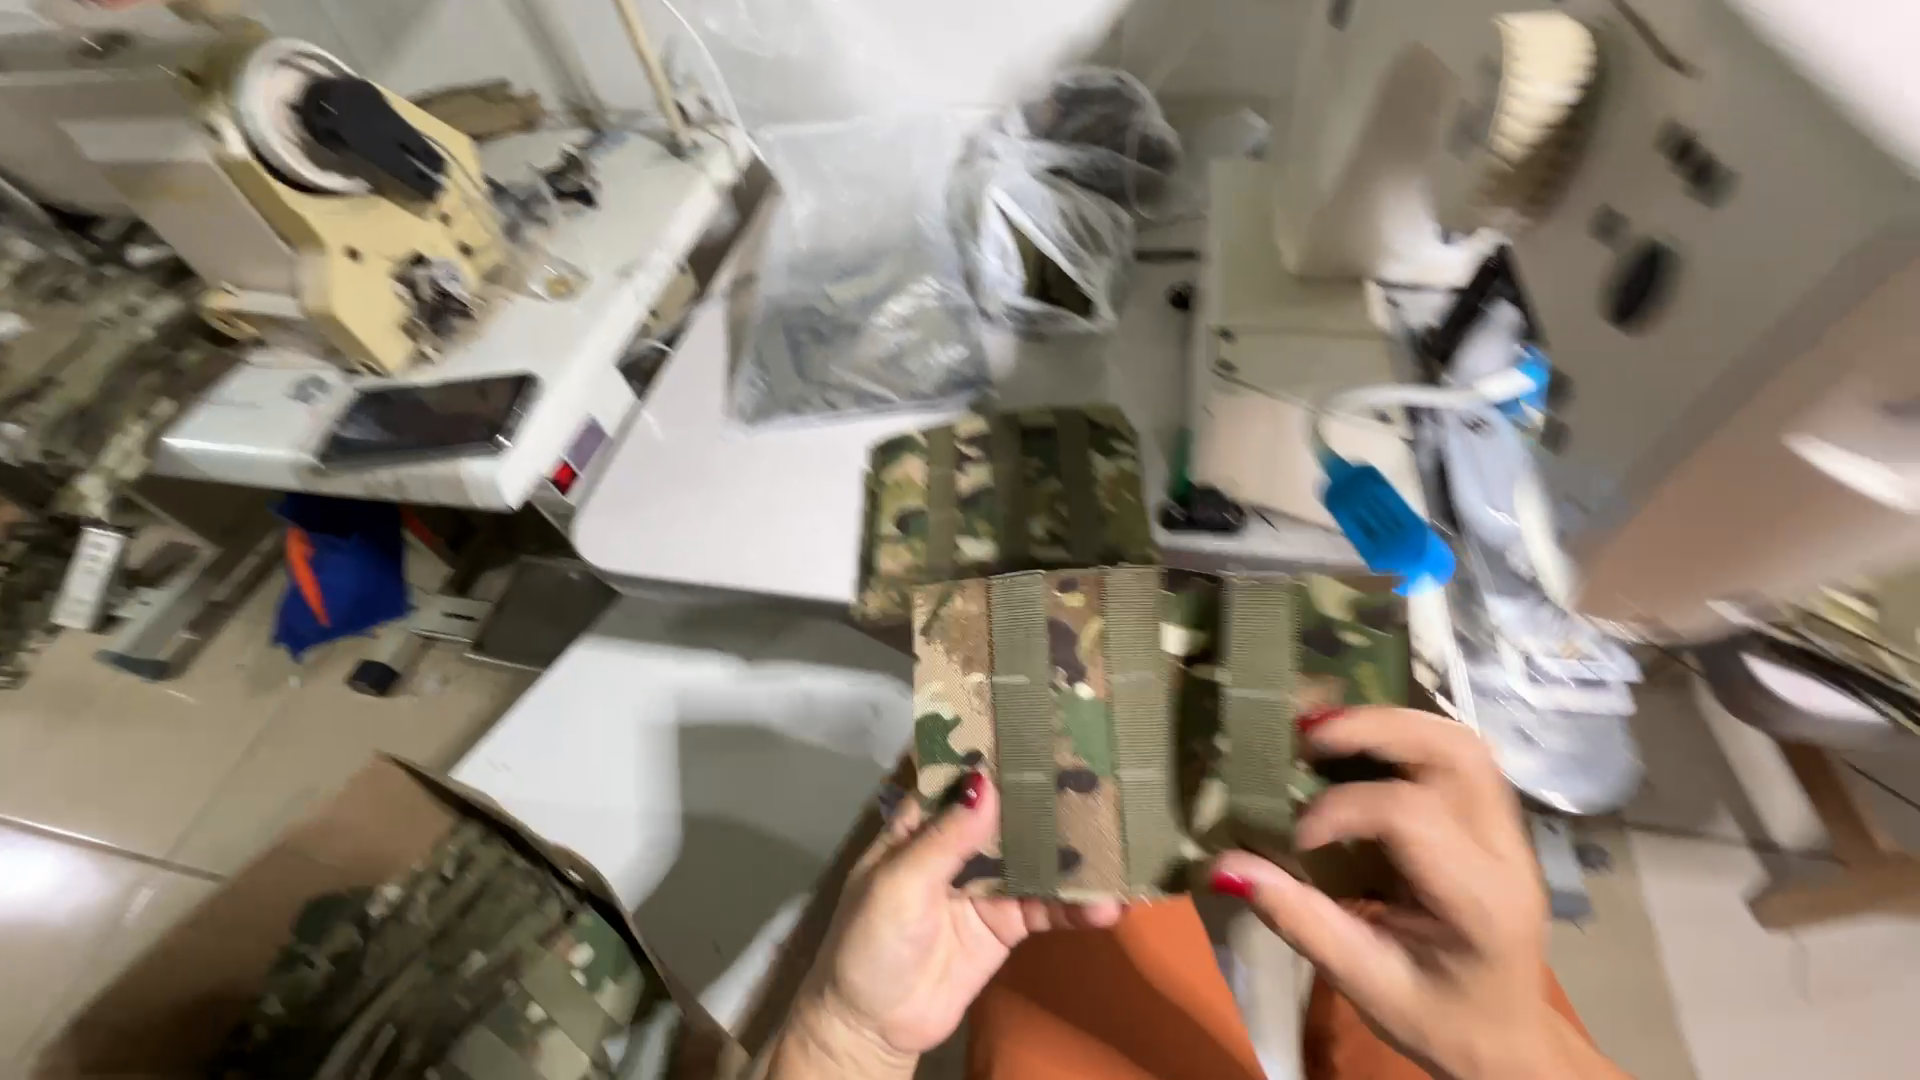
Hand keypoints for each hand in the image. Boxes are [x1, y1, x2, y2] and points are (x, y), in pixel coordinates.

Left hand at [774, 772, 1125, 1078]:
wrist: (873, 1025)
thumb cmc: (870, 939)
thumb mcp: (899, 883)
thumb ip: (946, 839)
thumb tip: (988, 784)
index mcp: (926, 819)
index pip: (966, 774)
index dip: (1001, 751)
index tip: (1047, 726)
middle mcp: (962, 840)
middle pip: (1011, 809)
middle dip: (1050, 794)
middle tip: (1105, 774)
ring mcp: (988, 880)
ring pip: (1036, 854)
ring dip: (1074, 852)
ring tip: (1119, 842)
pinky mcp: (1008, 921)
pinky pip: (1046, 906)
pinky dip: (1075, 906)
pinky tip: (1106, 906)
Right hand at [1208, 708, 1613, 1079]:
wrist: (1507, 1042)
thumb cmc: (1438, 1018)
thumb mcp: (1363, 982)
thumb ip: (1297, 918)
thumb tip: (1223, 864)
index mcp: (1479, 900)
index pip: (1408, 815)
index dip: (1338, 810)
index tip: (1294, 837)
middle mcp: (1504, 851)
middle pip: (1452, 752)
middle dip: (1372, 729)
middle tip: (1304, 737)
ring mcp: (1505, 830)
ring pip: (1458, 740)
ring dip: (1387, 723)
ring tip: (1324, 732)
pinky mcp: (1489, 818)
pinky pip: (1453, 753)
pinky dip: (1399, 735)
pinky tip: (1354, 747)